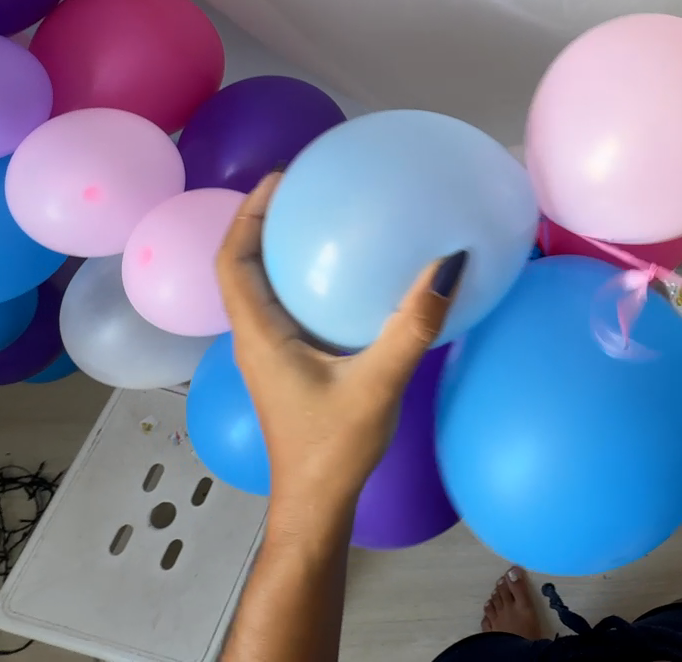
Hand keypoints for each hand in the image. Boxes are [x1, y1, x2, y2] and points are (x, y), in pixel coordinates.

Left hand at [215, 171, 464, 529]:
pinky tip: (353, 274)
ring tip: (327, 217)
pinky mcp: (293, 362)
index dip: (247, 215)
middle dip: (266, 220)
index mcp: (260, 336)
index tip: (280, 178)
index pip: (231, 262)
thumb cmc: (335, 446)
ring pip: (264, 285)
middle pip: (243, 265)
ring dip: (283, 247)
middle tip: (309, 186)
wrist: (317, 504)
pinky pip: (291, 304)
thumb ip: (413, 325)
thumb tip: (450, 263)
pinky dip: (309, 276)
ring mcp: (273, 351)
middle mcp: (257, 337)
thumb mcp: (379, 382)